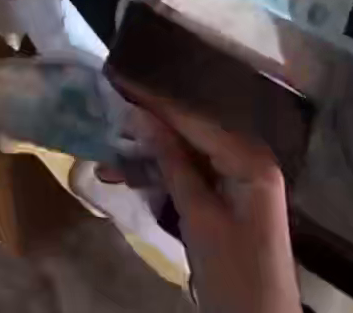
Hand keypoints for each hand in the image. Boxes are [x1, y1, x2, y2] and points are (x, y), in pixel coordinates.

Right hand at [121, 97, 300, 312]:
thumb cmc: (236, 274)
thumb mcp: (198, 215)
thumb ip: (170, 160)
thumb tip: (138, 114)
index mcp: (248, 159)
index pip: (191, 117)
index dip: (151, 99)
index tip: (116, 78)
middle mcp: (244, 160)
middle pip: (184, 132)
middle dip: (143, 128)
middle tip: (104, 115)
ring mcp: (234, 181)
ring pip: (179, 154)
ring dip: (143, 158)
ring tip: (105, 161)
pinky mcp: (222, 200)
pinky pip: (183, 175)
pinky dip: (155, 176)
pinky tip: (121, 177)